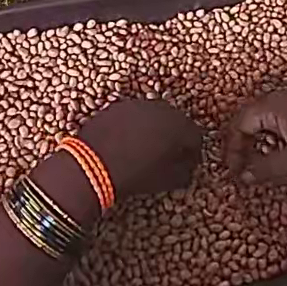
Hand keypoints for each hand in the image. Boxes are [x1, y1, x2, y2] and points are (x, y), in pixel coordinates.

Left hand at [74, 98, 203, 199]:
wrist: (92, 165)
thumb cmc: (134, 175)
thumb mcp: (167, 180)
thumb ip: (185, 171)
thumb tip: (188, 166)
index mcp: (177, 125)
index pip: (195, 135)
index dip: (193, 151)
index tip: (188, 162)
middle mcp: (159, 109)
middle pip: (176, 121)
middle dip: (175, 136)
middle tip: (169, 155)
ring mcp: (136, 105)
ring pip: (153, 115)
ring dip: (154, 129)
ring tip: (146, 149)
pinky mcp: (116, 106)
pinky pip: (133, 115)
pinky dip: (134, 126)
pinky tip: (127, 142)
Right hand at [223, 89, 286, 183]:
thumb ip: (265, 168)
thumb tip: (243, 176)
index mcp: (273, 105)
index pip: (239, 124)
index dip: (233, 149)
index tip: (234, 170)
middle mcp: (281, 98)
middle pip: (249, 120)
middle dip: (243, 145)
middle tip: (242, 168)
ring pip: (265, 121)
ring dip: (258, 142)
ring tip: (259, 165)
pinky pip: (280, 121)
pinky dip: (273, 138)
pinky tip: (280, 155)